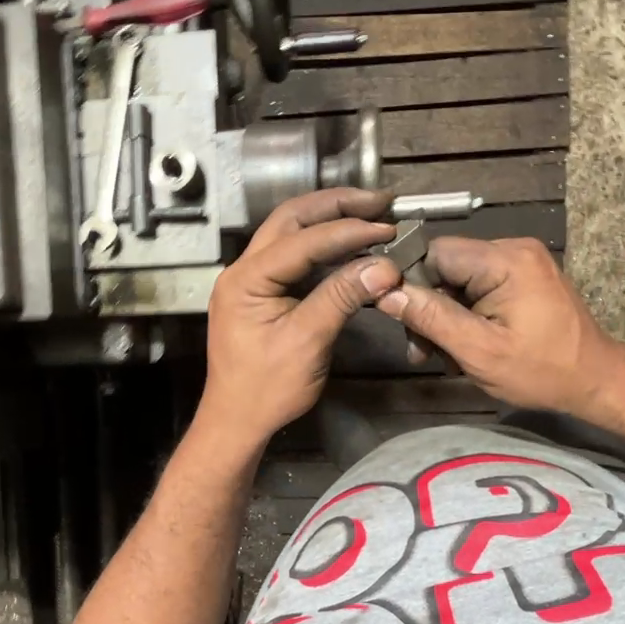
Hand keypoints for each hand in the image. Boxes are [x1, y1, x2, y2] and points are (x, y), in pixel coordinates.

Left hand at [202, 189, 400, 442]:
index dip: (347, 230)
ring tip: (371, 216)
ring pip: (291, 234)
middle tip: (380, 202)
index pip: (301, 239)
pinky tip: (353, 248)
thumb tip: (385, 266)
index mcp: (246, 278)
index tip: (387, 227)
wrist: (237, 422)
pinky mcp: (263, 293)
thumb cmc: (267, 389)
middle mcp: (244, 269)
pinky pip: (295, 259)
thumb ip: (341, 298)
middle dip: (335, 206)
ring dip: (330, 222)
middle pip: (290, 219)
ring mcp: (251, 280)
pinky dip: (325, 249)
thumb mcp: (307, 342)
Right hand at [375, 237, 624, 424]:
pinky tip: (464, 346)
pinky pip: (479, 287)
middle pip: (445, 267)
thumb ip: (431, 318)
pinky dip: (466, 315)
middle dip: (428, 308)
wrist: (596, 382)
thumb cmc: (541, 371)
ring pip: (458, 280)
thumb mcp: (478, 351)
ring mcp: (521, 261)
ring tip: (443, 357)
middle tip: (422, 353)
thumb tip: (385, 293)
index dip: (410, 283)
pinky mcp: (524, 277)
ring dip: (445, 317)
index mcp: (505, 260)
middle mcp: (513, 248)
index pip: (434, 252)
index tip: (401, 320)